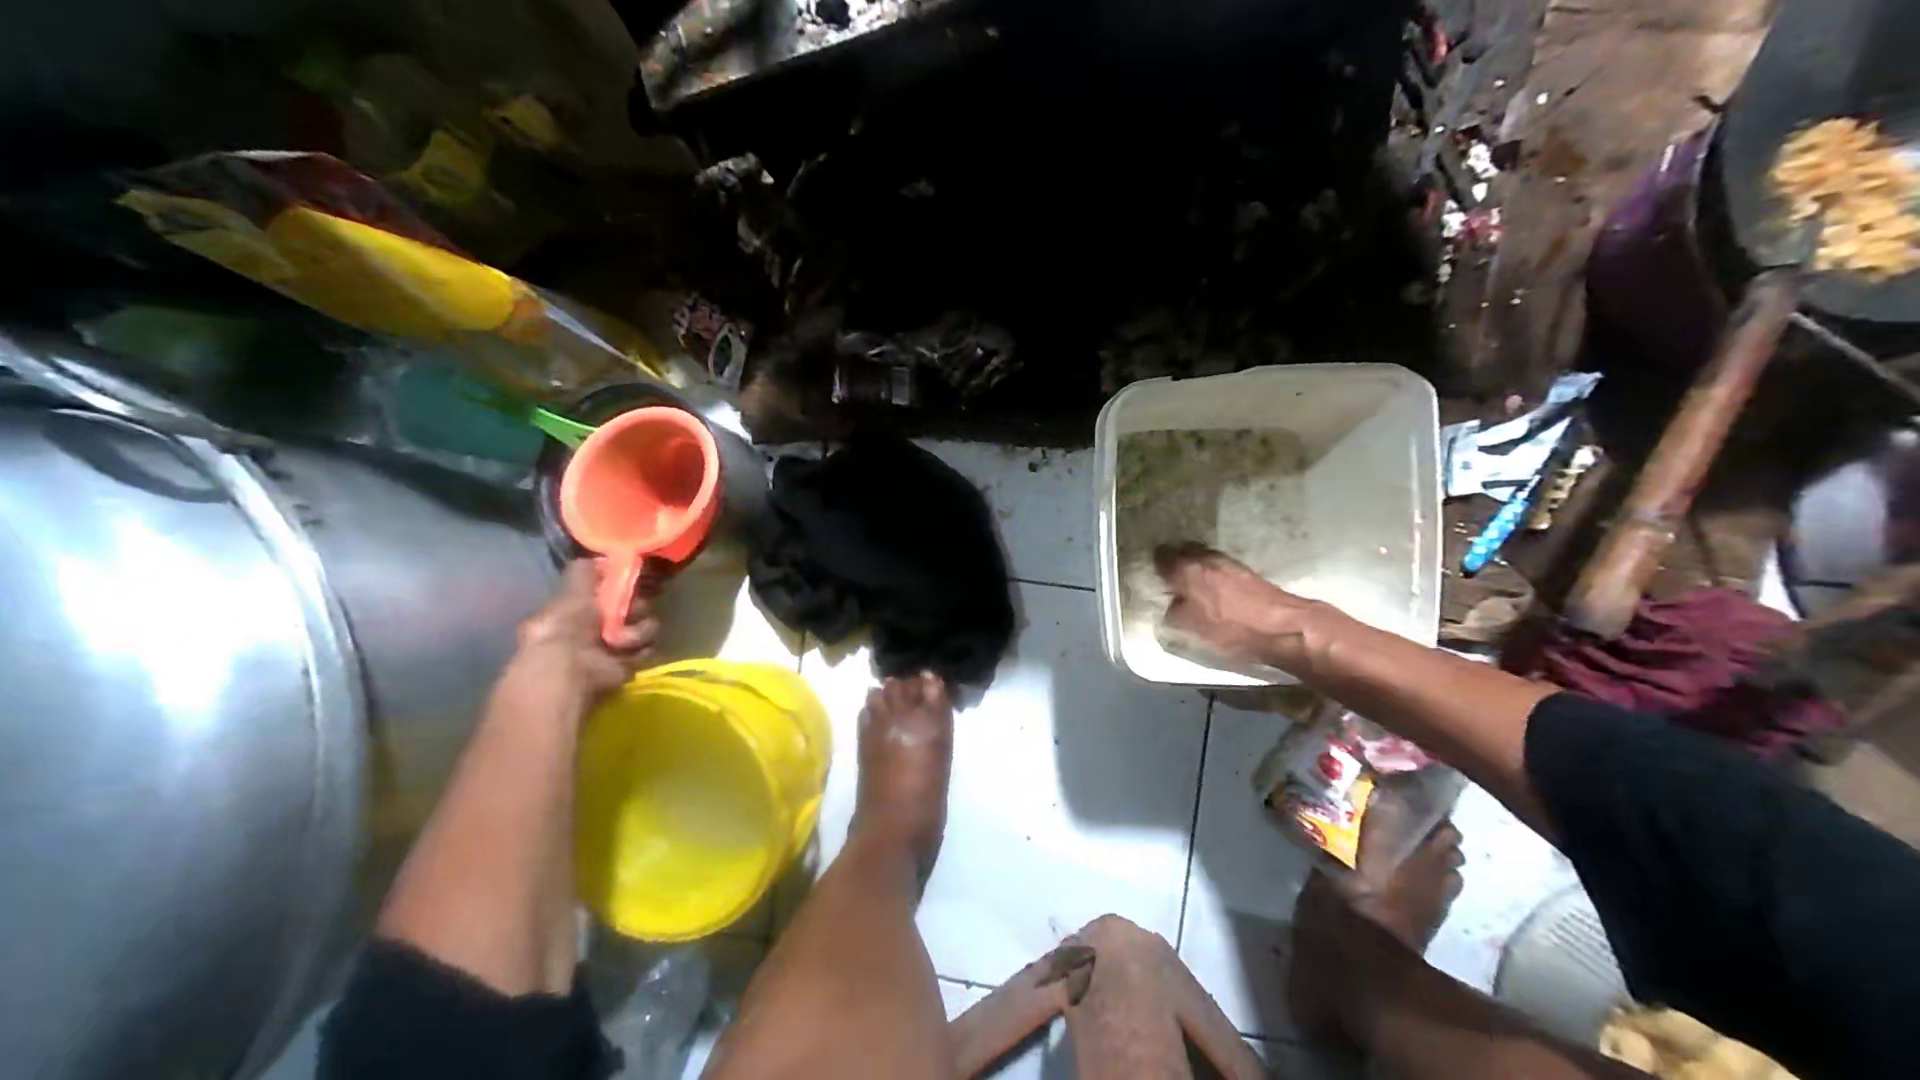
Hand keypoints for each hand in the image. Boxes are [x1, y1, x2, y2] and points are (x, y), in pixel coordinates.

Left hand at [512, 559, 660, 702]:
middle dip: (637, 605)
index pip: (614, 589)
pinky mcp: (629, 663)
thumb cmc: (567, 624)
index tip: (631, 580)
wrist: (571, 666)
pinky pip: (648, 648)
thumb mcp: (572, 588)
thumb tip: (603, 557)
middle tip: (631, 610)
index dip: (625, 583)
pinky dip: (639, 648)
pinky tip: (625, 651)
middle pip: (635, 605)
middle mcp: (600, 624)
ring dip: (638, 630)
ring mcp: (616, 645)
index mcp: (583, 606)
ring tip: (621, 640)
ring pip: (646, 625)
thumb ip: (585, 570)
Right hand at [1155, 543, 1333, 672]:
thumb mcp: (1189, 629)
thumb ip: (1172, 613)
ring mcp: (1230, 563)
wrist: (1286, 629)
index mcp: (1186, 569)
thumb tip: (1170, 605)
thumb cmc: (1231, 630)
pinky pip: (1221, 568)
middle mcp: (1206, 558)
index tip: (1152, 574)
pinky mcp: (1248, 573)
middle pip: (1184, 552)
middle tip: (1170, 578)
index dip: (1155, 565)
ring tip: (1193, 585)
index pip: (1161, 556)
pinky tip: (1215, 590)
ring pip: (1204, 559)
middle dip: (1176, 561)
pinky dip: (1214, 576)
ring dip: (1197, 568)